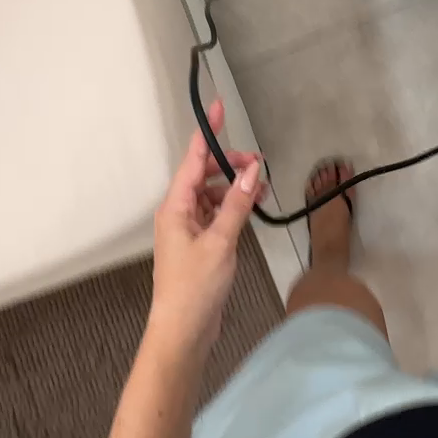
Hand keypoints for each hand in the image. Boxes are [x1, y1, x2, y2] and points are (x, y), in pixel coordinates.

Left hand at [147, 100, 265, 358]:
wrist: (183, 331)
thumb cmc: (195, 287)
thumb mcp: (220, 242)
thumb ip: (238, 204)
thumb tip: (252, 170)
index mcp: (175, 206)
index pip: (192, 159)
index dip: (207, 132)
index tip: (219, 106)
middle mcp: (178, 212)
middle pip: (202, 174)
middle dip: (228, 164)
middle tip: (257, 163)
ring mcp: (188, 228)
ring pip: (212, 193)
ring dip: (235, 186)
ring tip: (261, 186)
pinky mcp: (200, 243)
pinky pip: (217, 212)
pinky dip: (234, 206)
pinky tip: (253, 206)